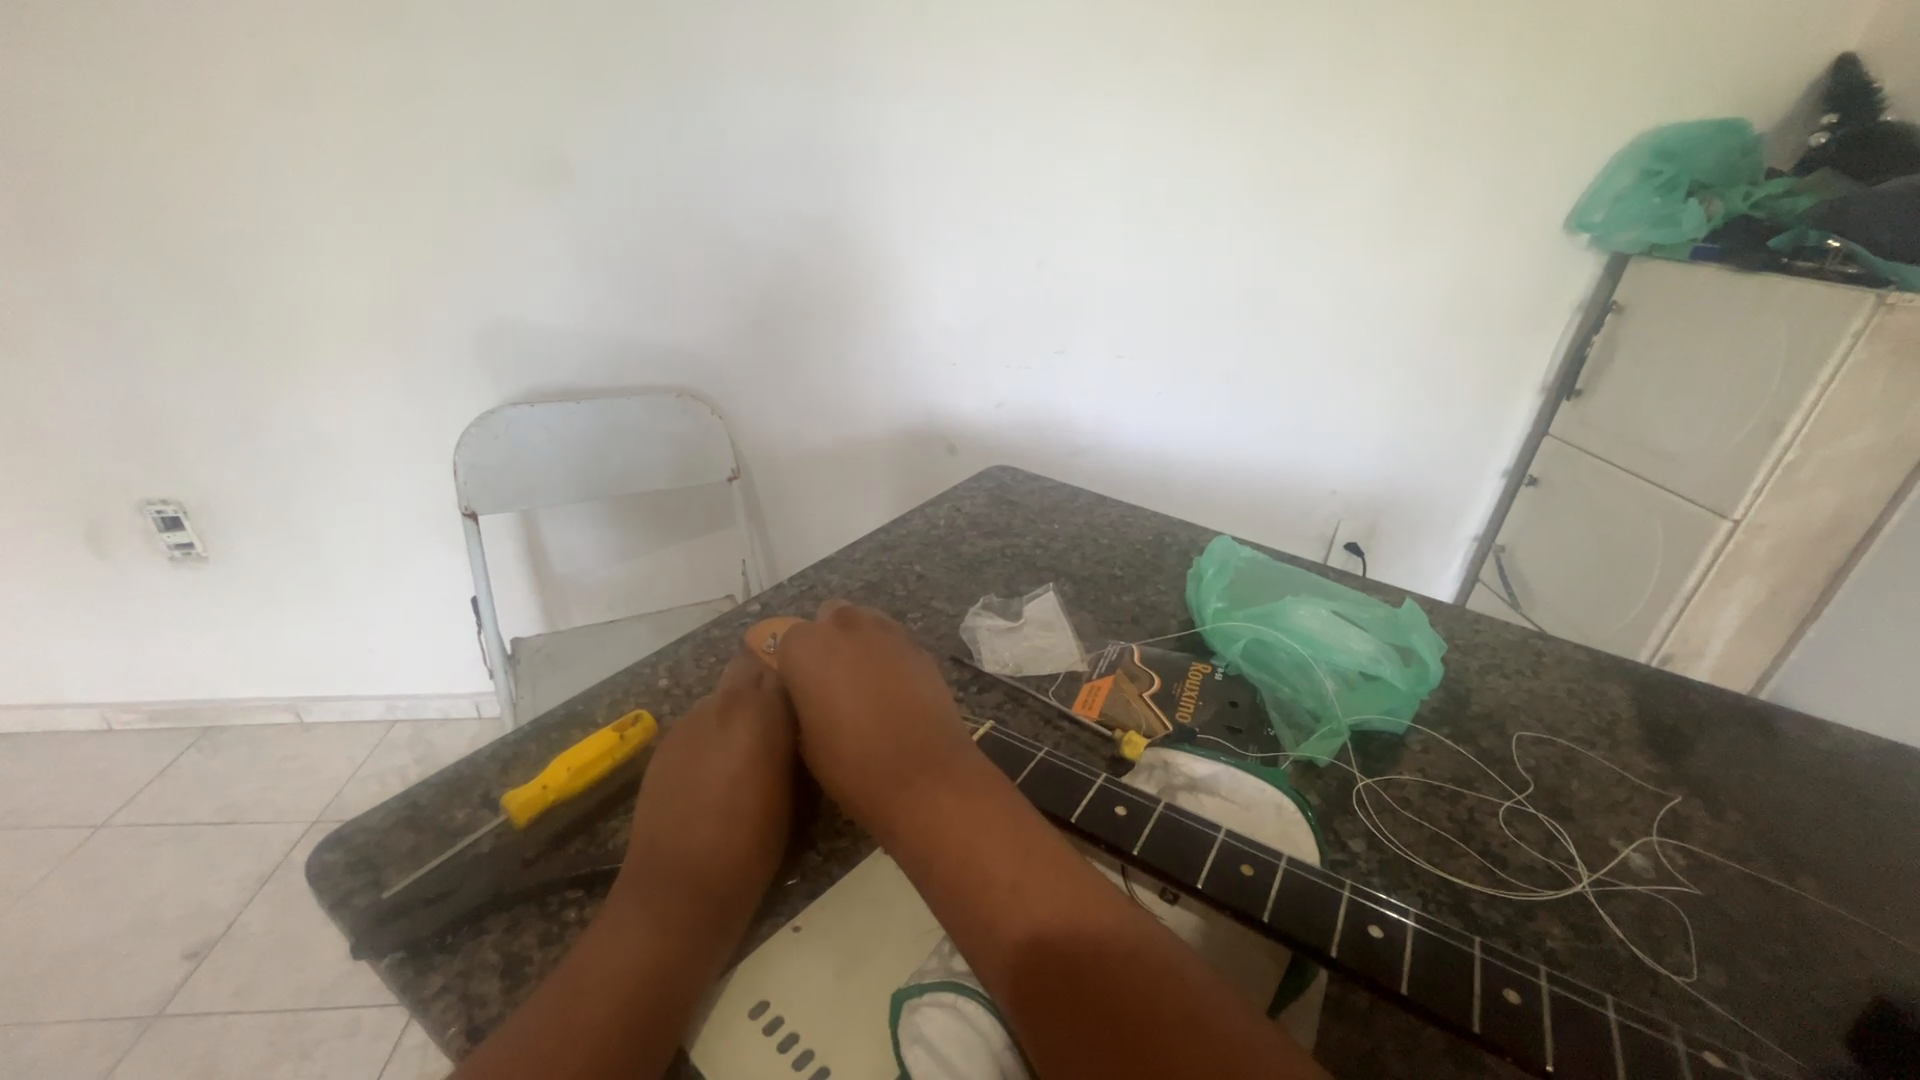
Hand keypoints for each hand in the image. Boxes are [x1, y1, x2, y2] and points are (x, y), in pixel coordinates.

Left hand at [609, 648, 797, 938]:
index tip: (816, 694)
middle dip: (768, 679)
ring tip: (754, 745)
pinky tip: (720, 768)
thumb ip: (796, 740)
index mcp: (763, 710)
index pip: (789, 664)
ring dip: (741, 707)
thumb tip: (800, 720)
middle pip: (749, 664)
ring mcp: (689, 721)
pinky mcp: (665, 744)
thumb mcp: (797, 791)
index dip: (802, 677)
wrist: (679, 887)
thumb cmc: (753, 846)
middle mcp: (723, 703)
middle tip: (787, 712)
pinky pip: (701, 722)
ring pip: (724, 694)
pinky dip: (716, 731)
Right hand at [774, 601, 979, 835]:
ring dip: (860, 644)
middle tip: (832, 685)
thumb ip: (802, 701)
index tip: (801, 694)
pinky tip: (895, 692)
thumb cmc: (852, 765)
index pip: (788, 642)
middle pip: (829, 619)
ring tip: (865, 686)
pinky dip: (890, 658)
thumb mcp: (805, 740)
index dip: (794, 668)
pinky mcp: (921, 648)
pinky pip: (895, 643)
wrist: (925, 777)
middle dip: (828, 643)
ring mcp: (888, 632)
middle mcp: (845, 626)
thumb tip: (809, 693)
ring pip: (865, 623)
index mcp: (806, 646)